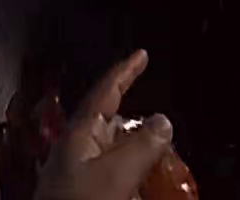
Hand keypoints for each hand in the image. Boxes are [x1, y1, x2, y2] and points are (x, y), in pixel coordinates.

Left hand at [36, 50, 175, 199]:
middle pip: (110, 124)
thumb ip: (141, 147)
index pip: (106, 91)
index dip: (126, 71)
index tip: (143, 54)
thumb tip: (163, 119)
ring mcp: (76, 178)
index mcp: (79, 134)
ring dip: (136, 156)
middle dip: (137, 123)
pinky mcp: (81, 197)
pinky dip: (128, 179)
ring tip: (163, 163)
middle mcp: (75, 150)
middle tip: (164, 128)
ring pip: (112, 156)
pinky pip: (110, 181)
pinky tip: (143, 188)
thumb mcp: (114, 178)